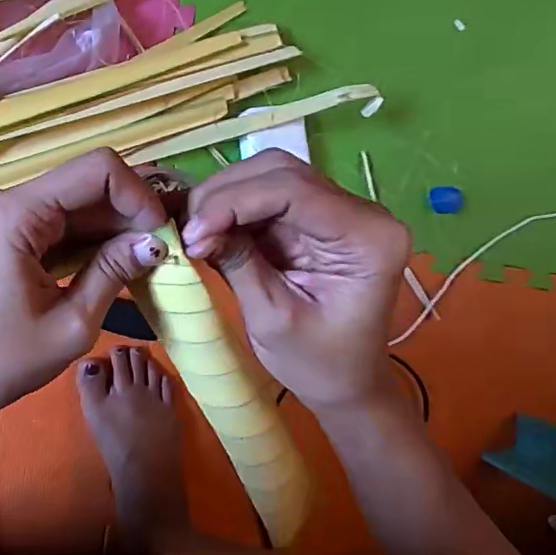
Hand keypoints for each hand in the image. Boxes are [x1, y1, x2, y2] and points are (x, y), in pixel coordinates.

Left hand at [0, 149, 169, 424]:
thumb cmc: (3, 361)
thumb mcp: (72, 323)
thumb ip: (114, 270)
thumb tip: (158, 240)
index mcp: (15, 212)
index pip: (96, 169)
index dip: (138, 194)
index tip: (162, 233)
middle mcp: (8, 199)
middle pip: (87, 182)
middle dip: (131, 211)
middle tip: (168, 246)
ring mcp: (6, 212)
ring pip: (79, 201)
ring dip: (117, 225)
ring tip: (152, 255)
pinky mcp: (9, 229)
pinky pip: (62, 220)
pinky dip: (93, 237)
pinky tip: (121, 258)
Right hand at [181, 150, 409, 415]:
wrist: (346, 383)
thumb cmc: (318, 363)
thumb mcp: (272, 318)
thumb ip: (238, 264)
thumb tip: (194, 229)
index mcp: (368, 237)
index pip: (293, 191)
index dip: (234, 202)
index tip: (192, 233)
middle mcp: (359, 212)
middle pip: (281, 171)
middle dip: (224, 194)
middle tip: (187, 230)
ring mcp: (336, 211)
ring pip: (269, 175)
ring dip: (223, 197)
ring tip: (194, 231)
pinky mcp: (312, 218)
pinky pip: (265, 195)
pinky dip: (230, 208)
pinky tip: (208, 229)